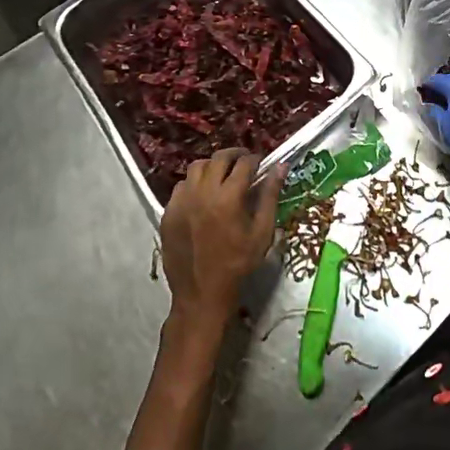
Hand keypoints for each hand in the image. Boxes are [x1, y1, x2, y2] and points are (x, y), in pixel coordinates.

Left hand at [160, 149, 279, 324]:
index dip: (254, 159)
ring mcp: (182, 200)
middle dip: (234, 155)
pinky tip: (203, 194)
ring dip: (212, 166)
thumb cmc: (237, 265)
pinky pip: (181, 185)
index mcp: (228, 198)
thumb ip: (270, 197)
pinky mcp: (169, 210)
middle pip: (218, 158)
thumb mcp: (261, 234)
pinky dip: (194, 183)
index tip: (260, 162)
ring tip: (222, 174)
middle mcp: (202, 192)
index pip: (243, 164)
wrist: (201, 293)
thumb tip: (280, 167)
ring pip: (196, 167)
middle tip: (243, 160)